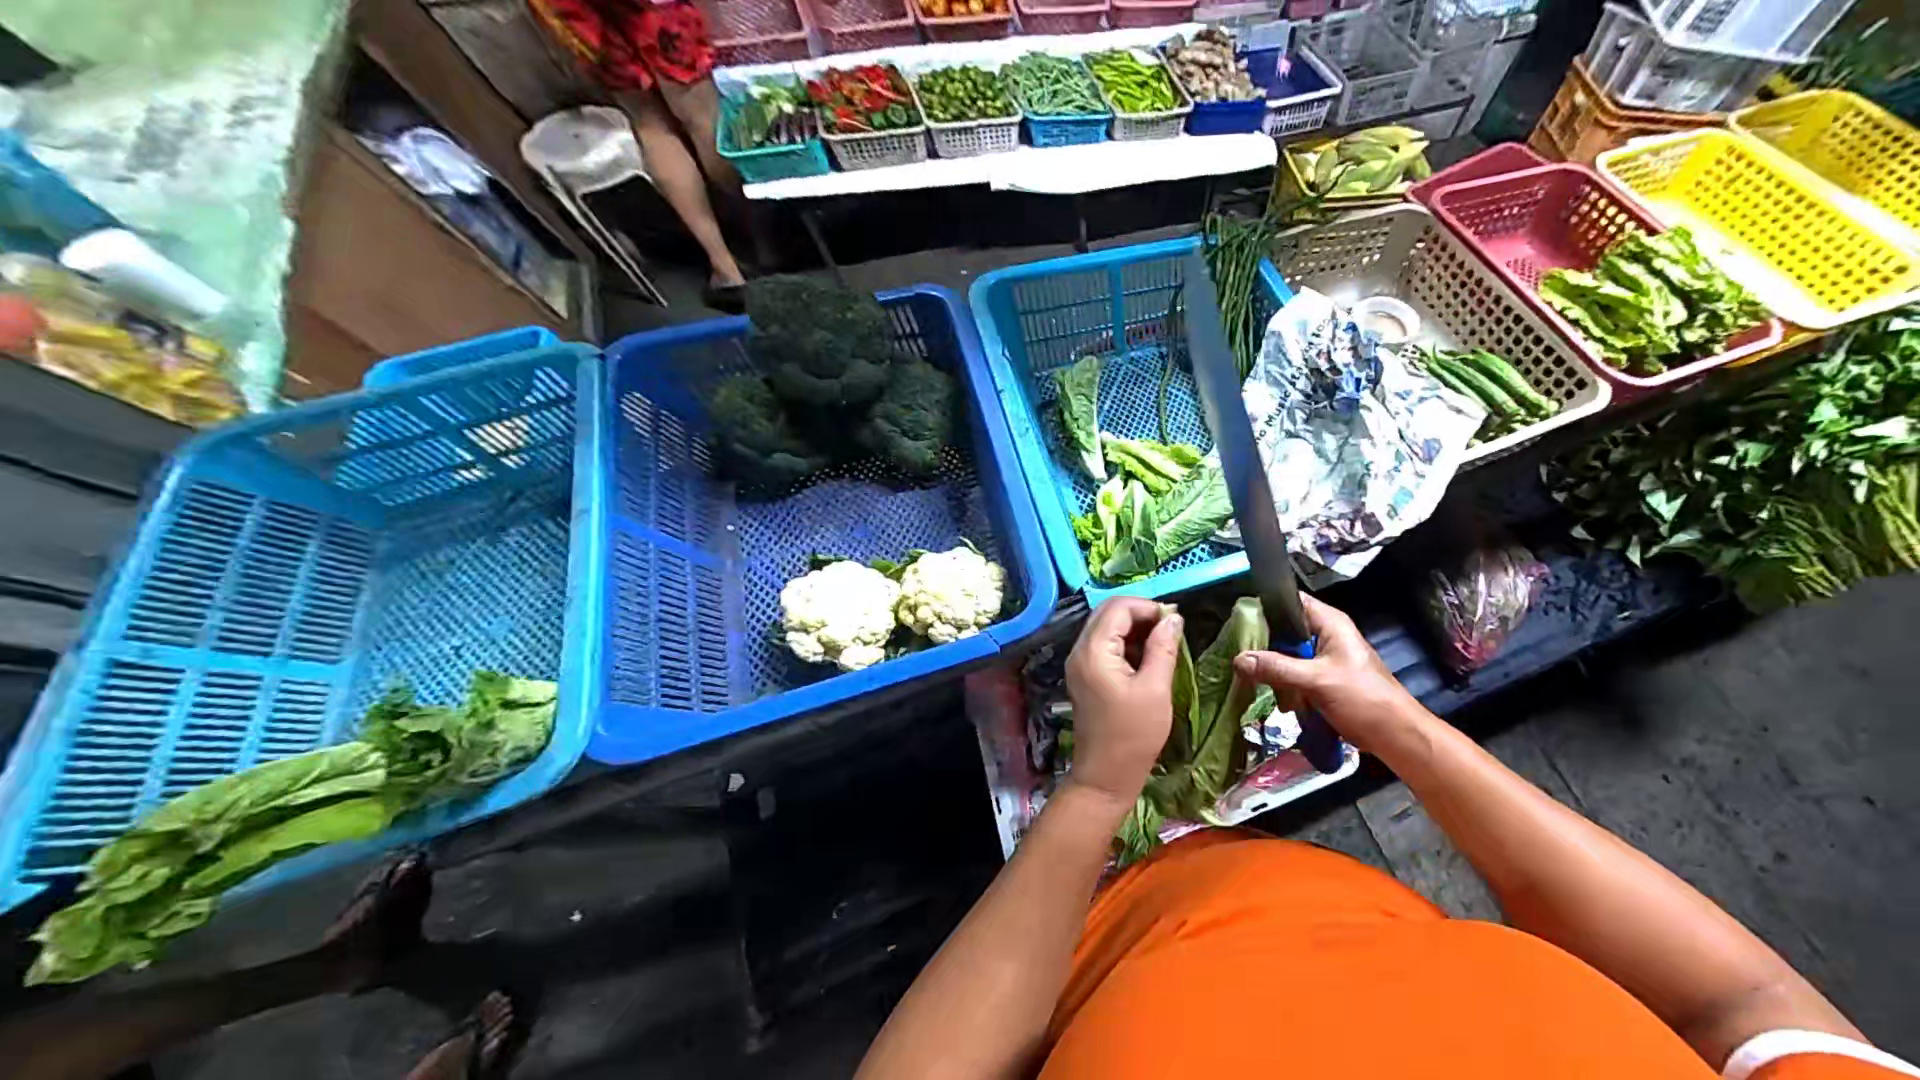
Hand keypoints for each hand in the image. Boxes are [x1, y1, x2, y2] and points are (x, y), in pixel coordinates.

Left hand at [1063, 597, 1181, 805]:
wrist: (1105, 775)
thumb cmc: (1133, 735)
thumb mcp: (1156, 689)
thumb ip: (1163, 648)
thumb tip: (1174, 618)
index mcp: (1093, 651)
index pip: (1118, 607)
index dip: (1148, 607)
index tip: (1175, 622)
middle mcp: (1079, 650)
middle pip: (1108, 613)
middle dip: (1140, 615)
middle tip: (1170, 630)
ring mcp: (1079, 663)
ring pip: (1106, 628)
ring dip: (1134, 629)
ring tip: (1163, 645)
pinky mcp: (1084, 675)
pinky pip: (1103, 646)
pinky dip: (1125, 644)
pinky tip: (1147, 659)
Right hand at [1233, 594, 1422, 753]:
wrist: (1398, 737)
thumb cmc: (1364, 700)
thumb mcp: (1317, 681)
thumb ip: (1276, 668)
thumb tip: (1238, 659)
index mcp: (1329, 622)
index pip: (1289, 601)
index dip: (1263, 607)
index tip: (1237, 623)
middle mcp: (1325, 634)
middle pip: (1282, 630)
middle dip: (1263, 647)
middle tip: (1243, 660)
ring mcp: (1323, 658)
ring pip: (1284, 655)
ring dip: (1273, 671)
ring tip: (1263, 685)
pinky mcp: (1322, 679)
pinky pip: (1292, 674)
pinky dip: (1283, 685)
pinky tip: (1280, 699)